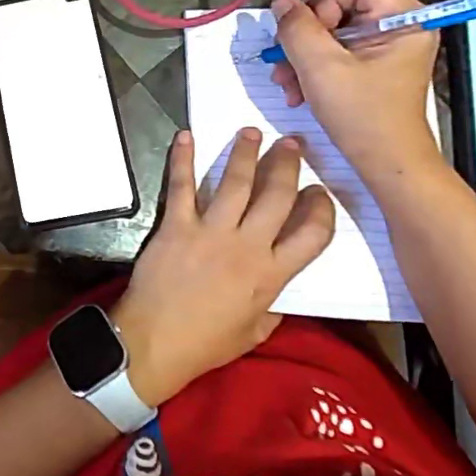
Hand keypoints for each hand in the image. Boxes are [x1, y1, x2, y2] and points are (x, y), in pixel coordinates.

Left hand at [111, 128, 334, 406]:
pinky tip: (186, 136)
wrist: (154, 343)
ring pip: (235, 182)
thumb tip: (280, 289)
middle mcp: (246, 246)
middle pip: (276, 195)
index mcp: (270, 275)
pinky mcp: (175, 225)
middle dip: (287, 164)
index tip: (319, 192)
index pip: (312, 233)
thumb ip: (273, 306)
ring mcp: (210, 231)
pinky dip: (182, 159)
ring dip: (245, 152)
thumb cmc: (205, 344)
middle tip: (291, 144)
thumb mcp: (255, 333)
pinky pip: (182, 186)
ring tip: (251, 131)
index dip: (321, 208)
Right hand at [269, 0, 442, 175]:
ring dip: (303, 54)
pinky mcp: (374, 64)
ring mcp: (386, 45)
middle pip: (340, 3)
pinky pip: (337, 50)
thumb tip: (281, 3)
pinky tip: (298, 90)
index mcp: (403, 17)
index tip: (313, 37)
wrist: (387, 163)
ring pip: (333, 29)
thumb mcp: (321, 69)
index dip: (326, 1)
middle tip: (286, 63)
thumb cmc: (363, 117)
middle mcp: (399, 24)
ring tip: (286, 83)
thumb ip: (297, 29)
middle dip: (307, 34)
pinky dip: (313, 67)